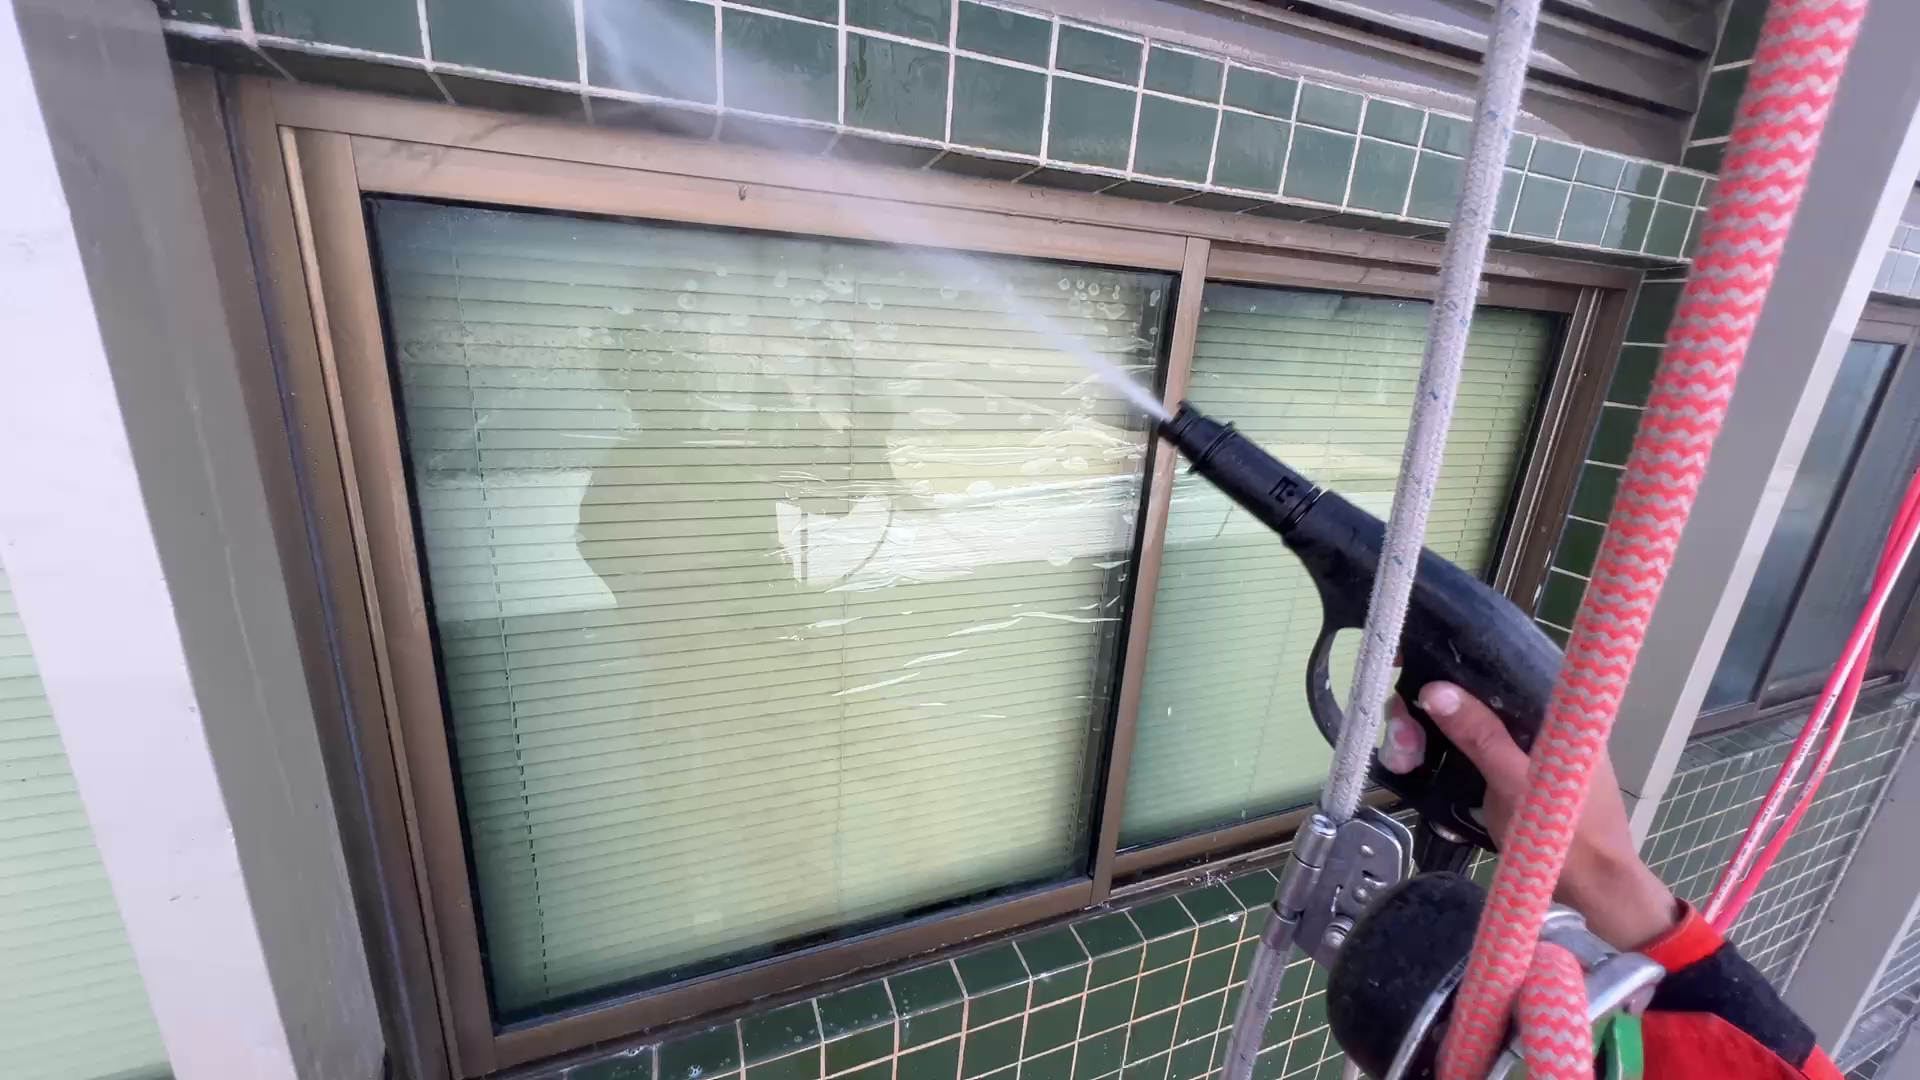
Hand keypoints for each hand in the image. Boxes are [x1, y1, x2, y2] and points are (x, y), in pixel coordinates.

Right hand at [1379, 681, 1679, 951]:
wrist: (1590, 894)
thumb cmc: (1567, 838)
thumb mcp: (1520, 785)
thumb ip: (1481, 736)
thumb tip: (1434, 689)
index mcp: (1550, 708)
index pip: (1492, 663)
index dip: (1445, 657)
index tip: (1404, 662)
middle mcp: (1528, 716)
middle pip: (1459, 690)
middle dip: (1420, 708)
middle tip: (1401, 737)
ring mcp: (1509, 740)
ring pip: (1447, 716)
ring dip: (1416, 731)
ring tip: (1402, 759)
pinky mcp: (1492, 762)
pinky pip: (1448, 741)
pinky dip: (1424, 749)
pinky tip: (1407, 765)